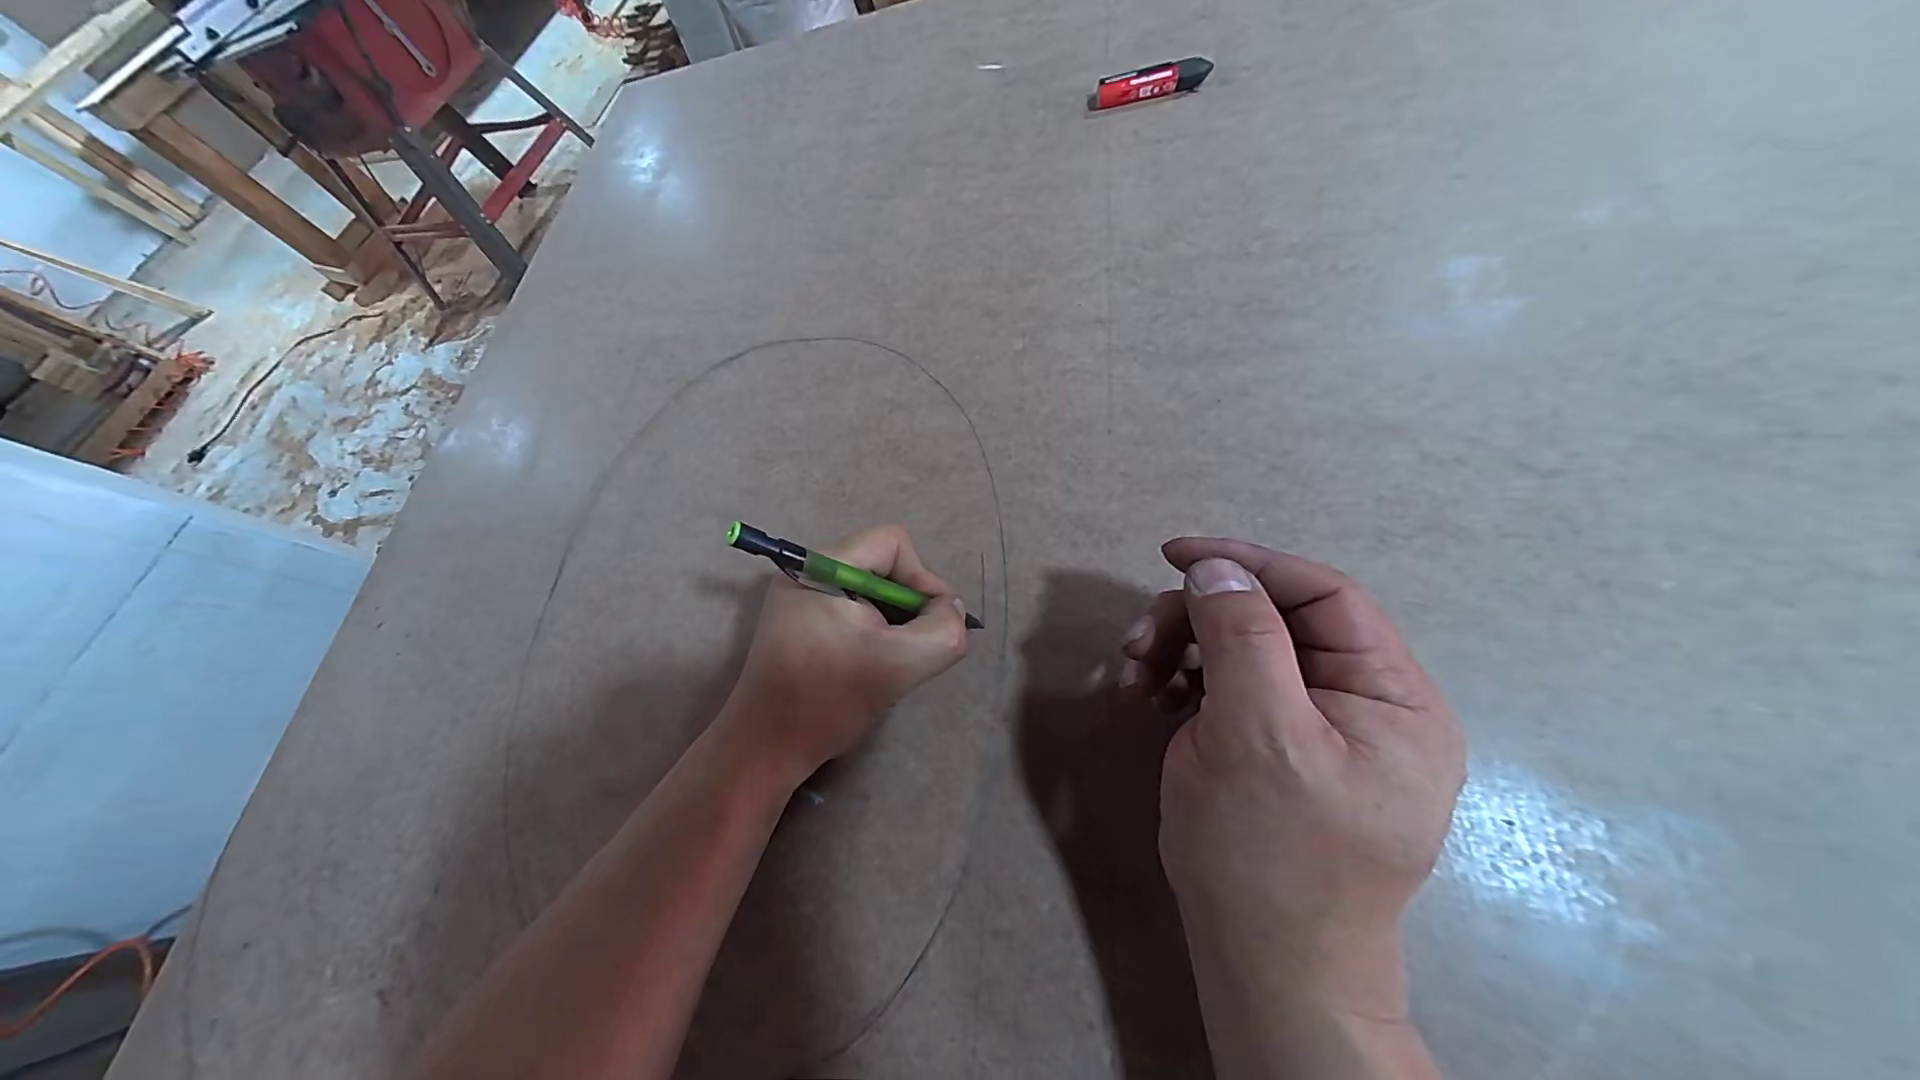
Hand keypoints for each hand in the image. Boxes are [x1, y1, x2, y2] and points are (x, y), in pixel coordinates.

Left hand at [719, 523, 971, 778]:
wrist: (765, 748)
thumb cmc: (827, 702)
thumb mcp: (899, 665)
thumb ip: (943, 630)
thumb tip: (949, 608)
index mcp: (821, 568)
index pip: (892, 543)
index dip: (922, 579)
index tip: (928, 624)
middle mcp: (807, 572)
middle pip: (883, 565)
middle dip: (907, 605)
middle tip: (909, 648)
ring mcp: (800, 597)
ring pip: (872, 591)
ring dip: (892, 622)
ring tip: (888, 661)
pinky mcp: (800, 621)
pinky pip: (854, 610)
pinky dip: (873, 633)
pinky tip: (868, 666)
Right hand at [1121, 538, 1464, 1018]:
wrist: (1264, 965)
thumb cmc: (1270, 855)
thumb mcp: (1256, 733)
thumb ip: (1241, 636)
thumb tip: (1216, 566)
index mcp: (1391, 697)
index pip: (1322, 595)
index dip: (1249, 564)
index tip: (1175, 556)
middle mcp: (1361, 703)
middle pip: (1274, 621)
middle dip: (1199, 619)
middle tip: (1137, 641)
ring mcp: (1313, 726)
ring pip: (1242, 649)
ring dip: (1181, 648)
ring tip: (1133, 675)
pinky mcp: (1271, 744)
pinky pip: (1227, 686)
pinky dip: (1184, 680)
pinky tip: (1151, 698)